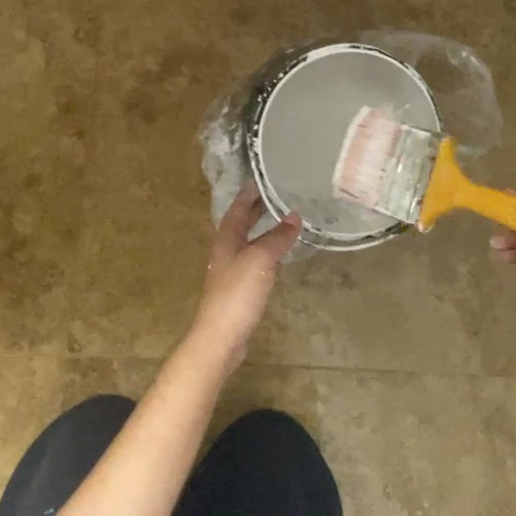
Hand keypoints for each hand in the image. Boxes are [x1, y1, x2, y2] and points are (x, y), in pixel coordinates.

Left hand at [190, 183, 301, 359]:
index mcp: (227, 239)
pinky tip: (279, 257)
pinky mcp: (239, 290)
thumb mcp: (260, 259)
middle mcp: (226, 251)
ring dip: (263, 230)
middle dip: (256, 209)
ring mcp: (231, 272)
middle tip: (276, 194)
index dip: (248, 193)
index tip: (260, 178)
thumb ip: (277, 237)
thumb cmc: (237, 293)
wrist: (221, 337)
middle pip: (241, 224)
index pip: (237, 208)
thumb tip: (295, 215)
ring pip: (248, 243)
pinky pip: (254, 261)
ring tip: (283, 221)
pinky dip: (266, 252)